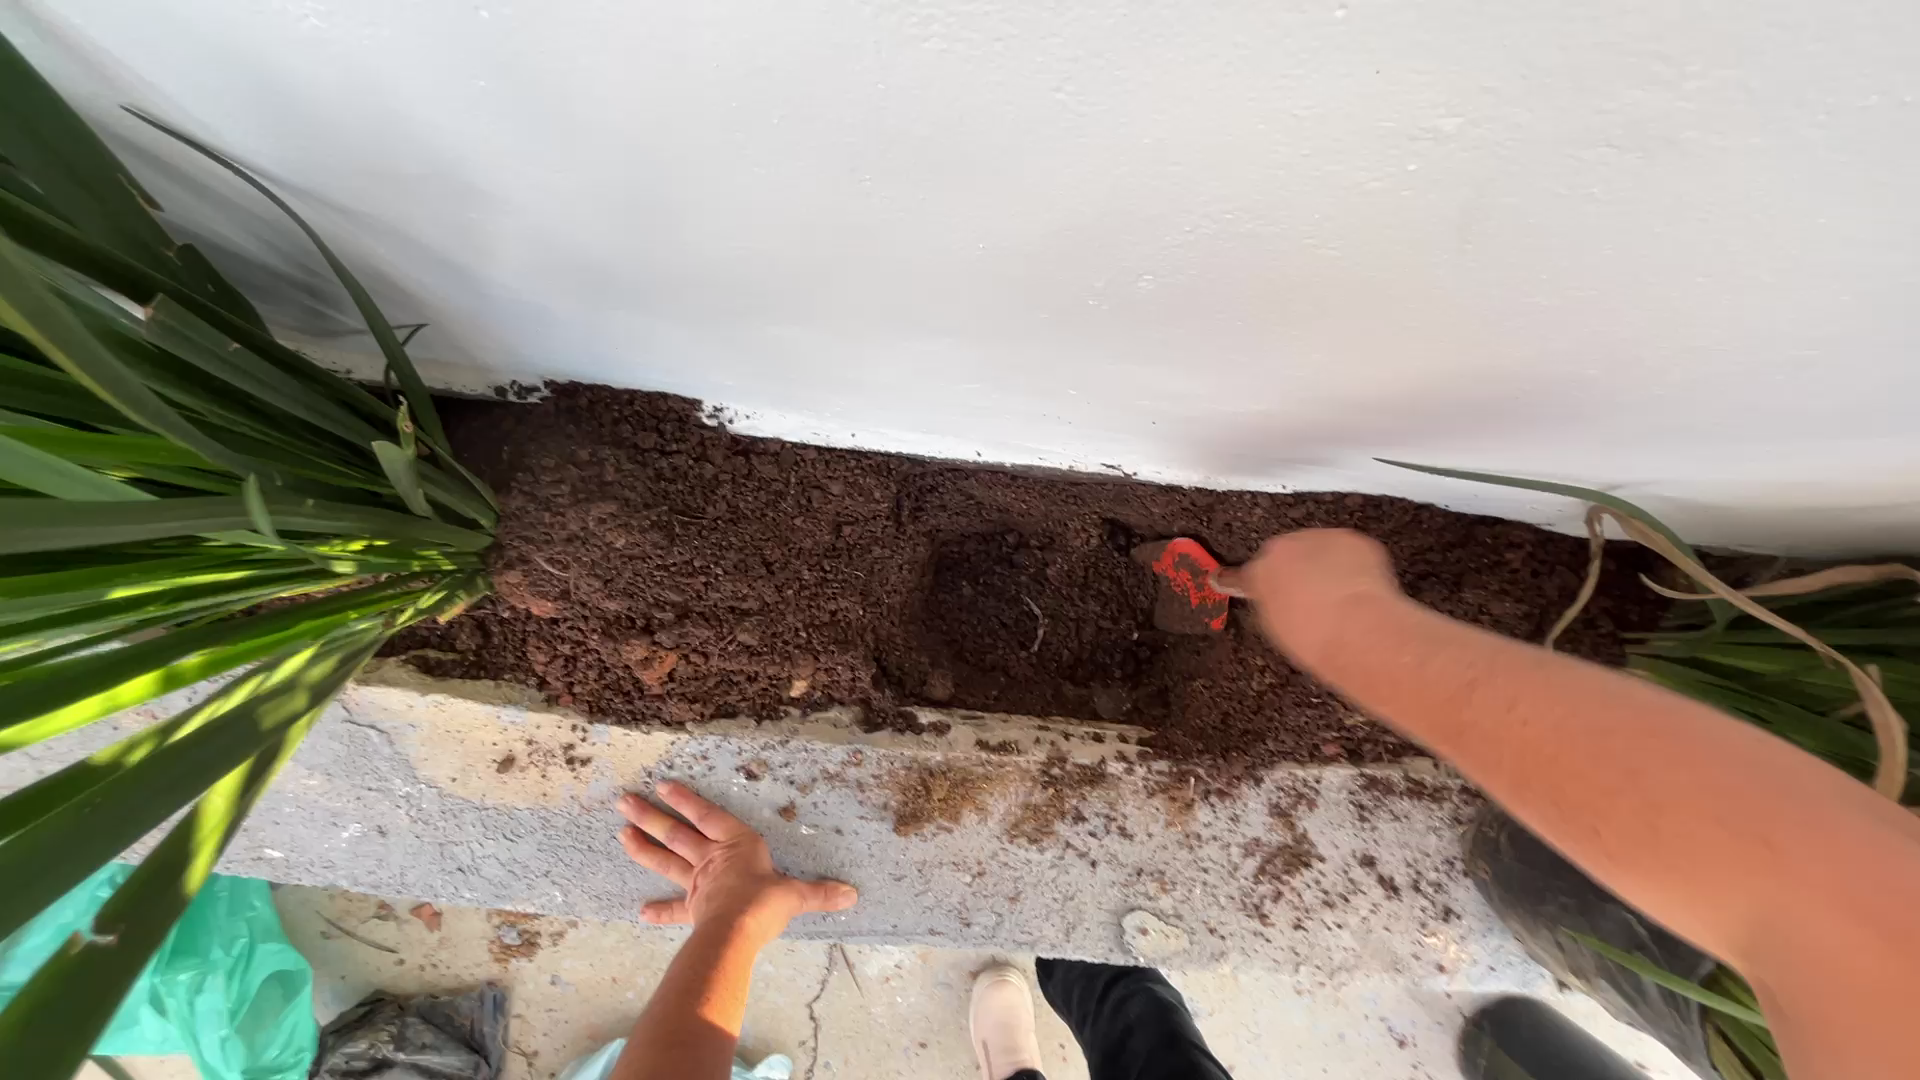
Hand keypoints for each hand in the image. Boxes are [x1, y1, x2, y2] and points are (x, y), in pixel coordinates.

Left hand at [616, 781, 857, 944]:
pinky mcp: (691, 910)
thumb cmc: (764, 904)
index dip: (686, 800)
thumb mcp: (796, 894)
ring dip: (643, 846)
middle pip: (676, 833)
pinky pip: (673, 908)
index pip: (708, 815)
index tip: (663, 785)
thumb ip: (820, 893)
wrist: (737, 935)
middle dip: (650, 815)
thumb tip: (852, 894)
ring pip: (666, 860)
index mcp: (737, 844)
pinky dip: (658, 910)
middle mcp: (712, 858)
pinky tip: (640, 911)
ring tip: (621, 832)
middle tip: (624, 801)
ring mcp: (697, 883)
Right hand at [1216, 528, 1403, 665]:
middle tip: (1305, 593)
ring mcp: (1316, 539)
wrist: (1357, 631)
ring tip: (1333, 591)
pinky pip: (1344, 546)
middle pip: (1282, 553)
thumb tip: (1270, 599)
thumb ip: (1265, 602)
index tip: (1251, 584)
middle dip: (1292, 568)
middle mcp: (1282, 548)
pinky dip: (1348, 560)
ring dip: (1320, 562)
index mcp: (1257, 571)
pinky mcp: (1349, 539)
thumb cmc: (1316, 637)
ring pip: (1314, 546)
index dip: (1254, 581)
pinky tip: (1353, 584)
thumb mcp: (1273, 627)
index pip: (1246, 571)